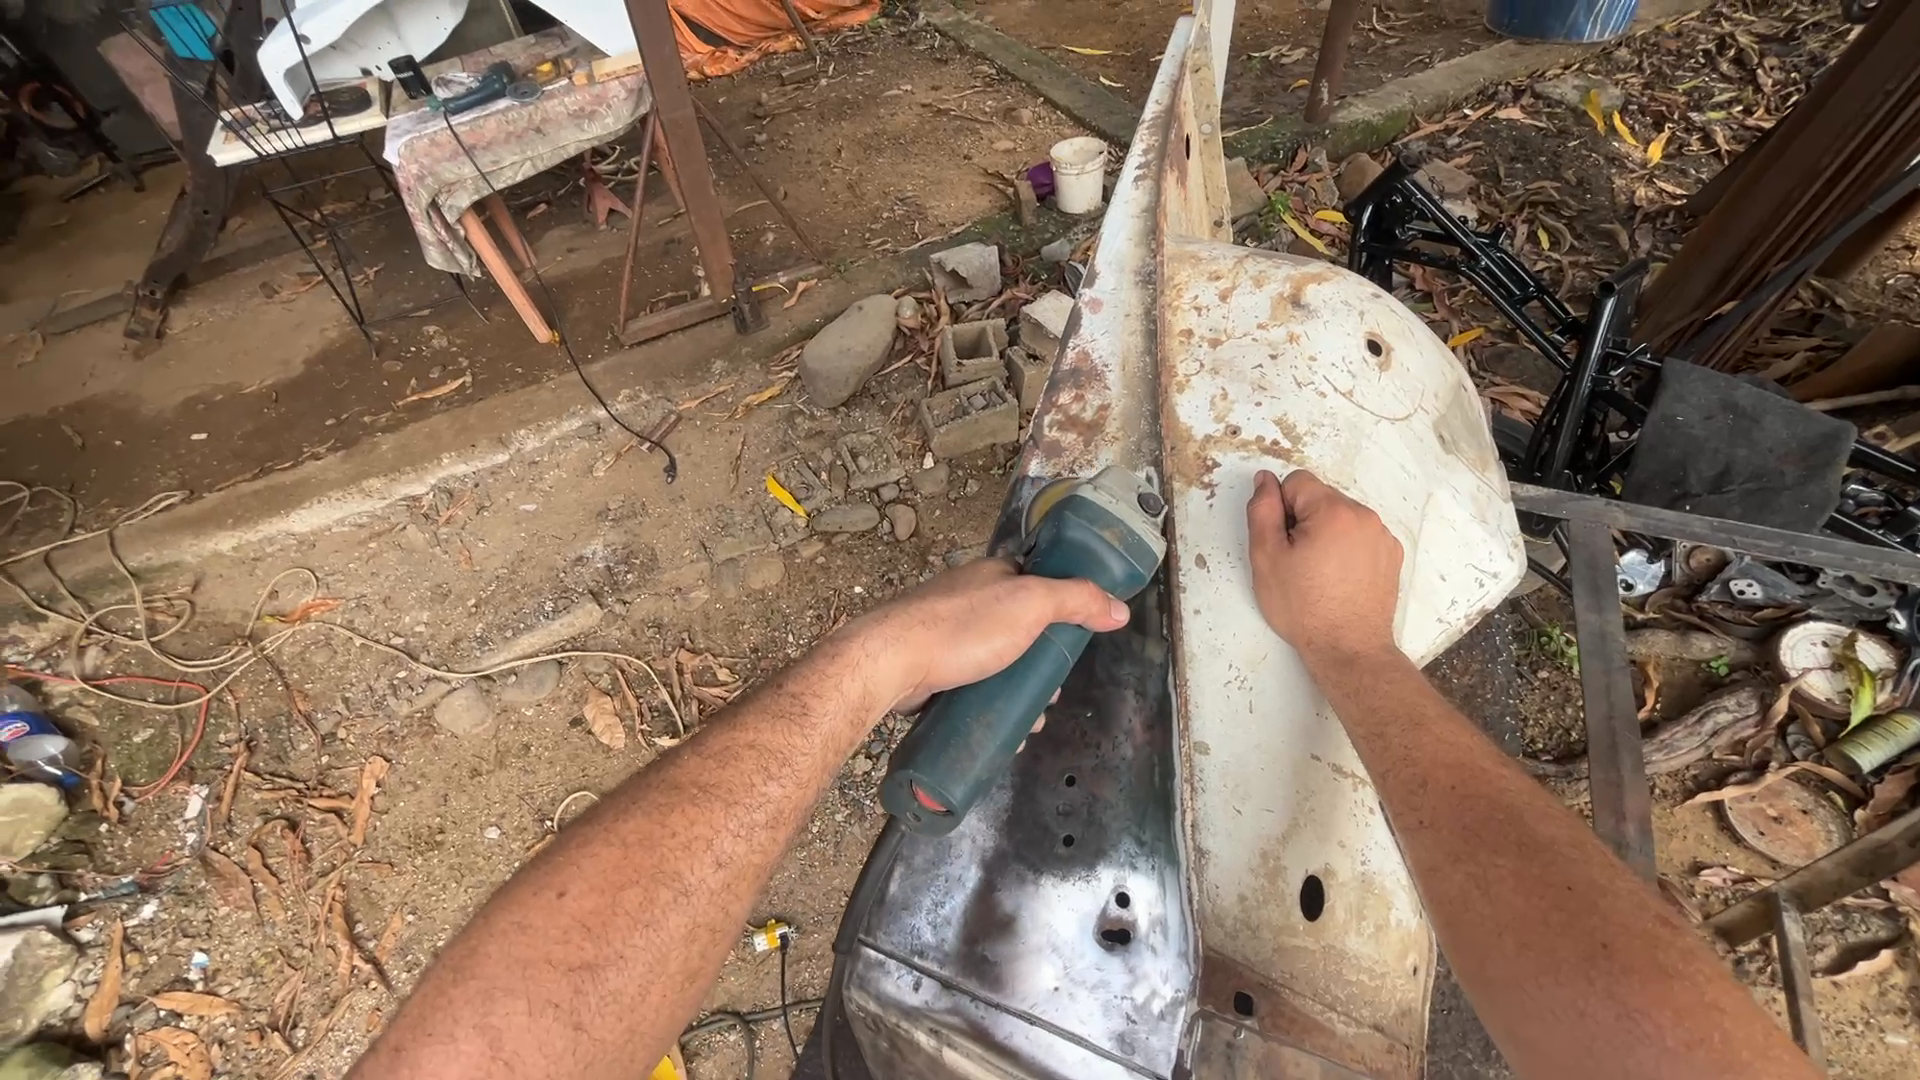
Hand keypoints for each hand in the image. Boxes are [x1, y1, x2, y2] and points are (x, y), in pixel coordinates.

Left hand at [842, 557, 1129, 712]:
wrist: (893, 662)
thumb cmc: (963, 628)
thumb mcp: (1031, 604)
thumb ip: (1076, 600)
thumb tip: (1119, 608)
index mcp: (992, 575)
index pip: (1037, 583)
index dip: (1061, 611)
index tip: (1074, 643)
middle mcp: (969, 598)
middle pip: (1020, 629)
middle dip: (1041, 663)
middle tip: (1053, 692)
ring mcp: (947, 634)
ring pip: (997, 662)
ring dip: (1018, 689)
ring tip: (1031, 719)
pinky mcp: (933, 667)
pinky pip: (972, 684)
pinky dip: (990, 703)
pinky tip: (1003, 727)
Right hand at [1245, 469, 1403, 668]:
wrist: (1348, 647)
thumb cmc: (1302, 605)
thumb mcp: (1266, 556)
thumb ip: (1262, 510)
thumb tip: (1264, 480)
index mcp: (1333, 511)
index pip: (1296, 482)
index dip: (1280, 509)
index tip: (1281, 542)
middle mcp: (1364, 515)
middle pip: (1319, 498)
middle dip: (1303, 520)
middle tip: (1294, 560)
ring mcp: (1382, 535)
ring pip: (1339, 517)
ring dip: (1323, 533)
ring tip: (1316, 571)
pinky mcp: (1391, 554)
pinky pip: (1359, 535)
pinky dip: (1344, 547)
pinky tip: (1336, 577)